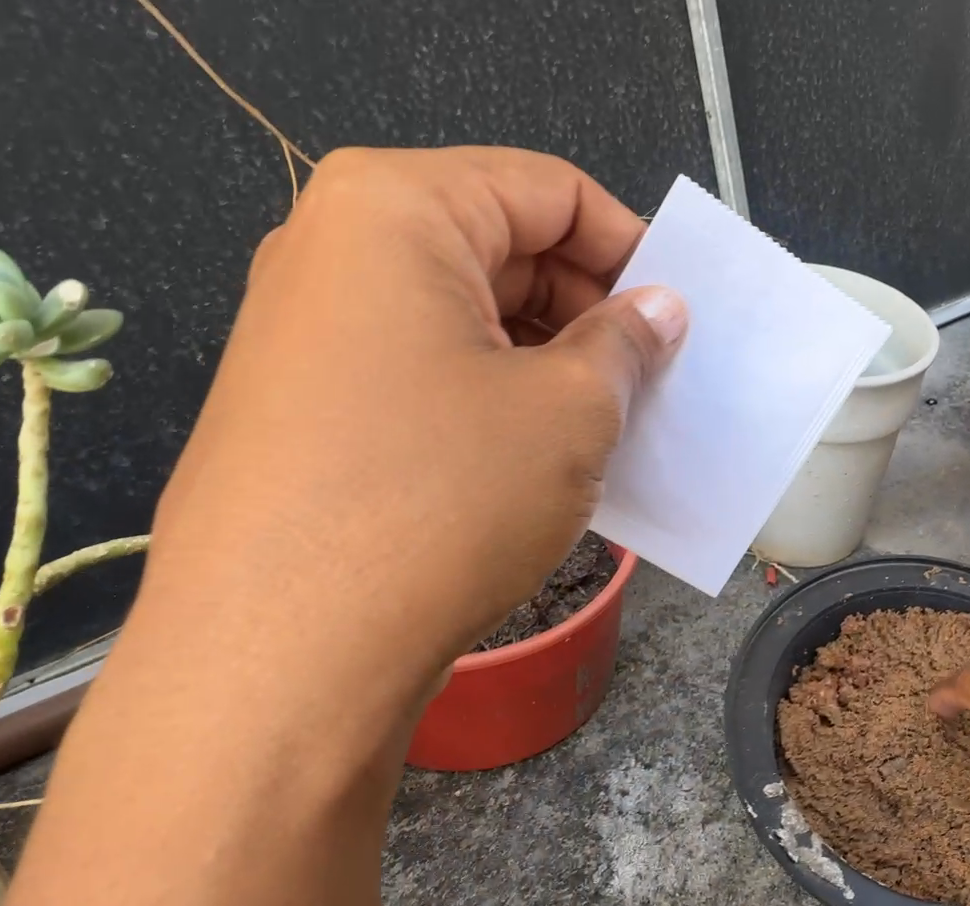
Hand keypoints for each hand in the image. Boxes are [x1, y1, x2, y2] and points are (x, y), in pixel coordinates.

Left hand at [131, 147, 685, 717]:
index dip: (634, 248)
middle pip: (509, 248)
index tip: (684, 317)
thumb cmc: (443, 495)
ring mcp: (319, 334)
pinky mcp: (318, 408)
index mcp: (398, 210)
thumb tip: (661, 309)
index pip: (552, 190)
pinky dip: (508, 402)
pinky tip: (553, 462)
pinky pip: (440, 376)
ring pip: (478, 320)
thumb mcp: (570, 409)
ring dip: (559, 364)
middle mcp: (340, 251)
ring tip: (616, 429)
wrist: (286, 650)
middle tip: (660, 381)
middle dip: (597, 311)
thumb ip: (629, 341)